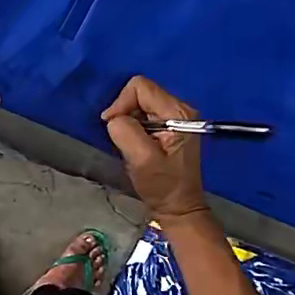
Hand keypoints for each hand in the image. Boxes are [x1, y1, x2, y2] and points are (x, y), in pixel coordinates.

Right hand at [101, 75, 208, 222]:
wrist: (180, 207)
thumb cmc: (163, 186)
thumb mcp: (141, 160)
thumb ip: (126, 132)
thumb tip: (115, 118)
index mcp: (178, 112)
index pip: (141, 87)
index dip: (121, 102)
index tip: (114, 126)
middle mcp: (181, 108)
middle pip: (142, 92)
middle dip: (125, 111)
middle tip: (122, 138)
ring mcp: (178, 116)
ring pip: (142, 102)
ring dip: (130, 120)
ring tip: (131, 144)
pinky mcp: (172, 125)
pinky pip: (146, 113)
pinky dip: (136, 125)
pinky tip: (137, 144)